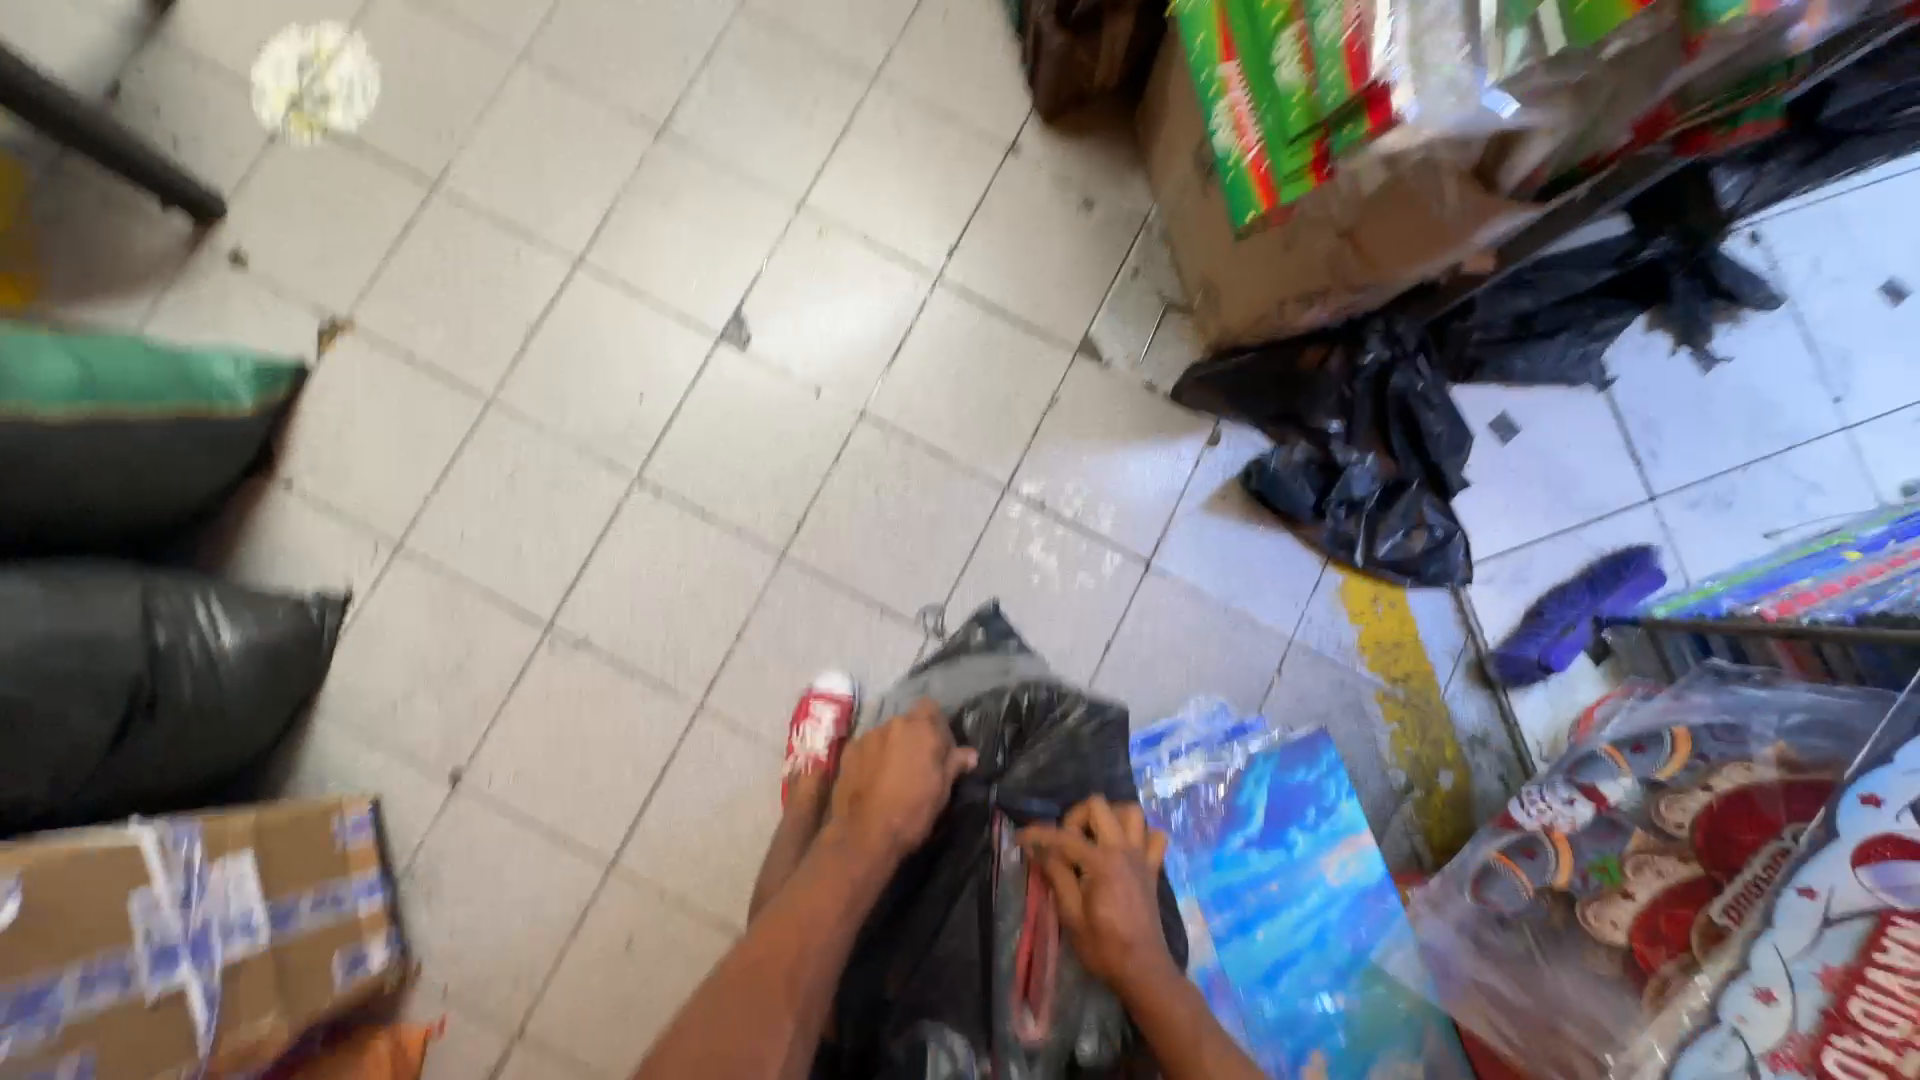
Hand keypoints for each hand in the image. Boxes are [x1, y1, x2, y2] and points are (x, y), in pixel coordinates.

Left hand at [829, 699, 976, 863]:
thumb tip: (970, 753)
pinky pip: (868, 747)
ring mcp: (868, 736)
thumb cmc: (912, 811)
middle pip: (908, 722)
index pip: (931, 707)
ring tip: (894, 775)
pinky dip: (874, 757)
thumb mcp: (942, 790)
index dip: (937, 725)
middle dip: (915, 738)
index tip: (941, 749)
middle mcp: (893, 724)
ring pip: (887, 735)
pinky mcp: (849, 751)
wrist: (864, 834)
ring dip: (894, 747)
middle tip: (920, 765)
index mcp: (921, 729)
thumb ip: (954, 764)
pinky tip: (874, 780)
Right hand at [1018, 796, 1175, 989]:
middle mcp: (1124, 850)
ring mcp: (1142, 857)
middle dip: (1075, 816)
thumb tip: (1037, 849)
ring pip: (1131, 812)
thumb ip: (1056, 874)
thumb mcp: (1070, 914)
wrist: (1142, 969)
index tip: (1021, 838)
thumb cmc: (1103, 946)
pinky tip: (1124, 849)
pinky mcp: (1153, 868)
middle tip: (1064, 841)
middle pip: (1098, 805)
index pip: (1064, 836)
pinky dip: (1139, 834)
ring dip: (1110, 817)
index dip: (1037, 834)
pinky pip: (1154, 836)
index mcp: (1102, 862)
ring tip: (1094, 838)